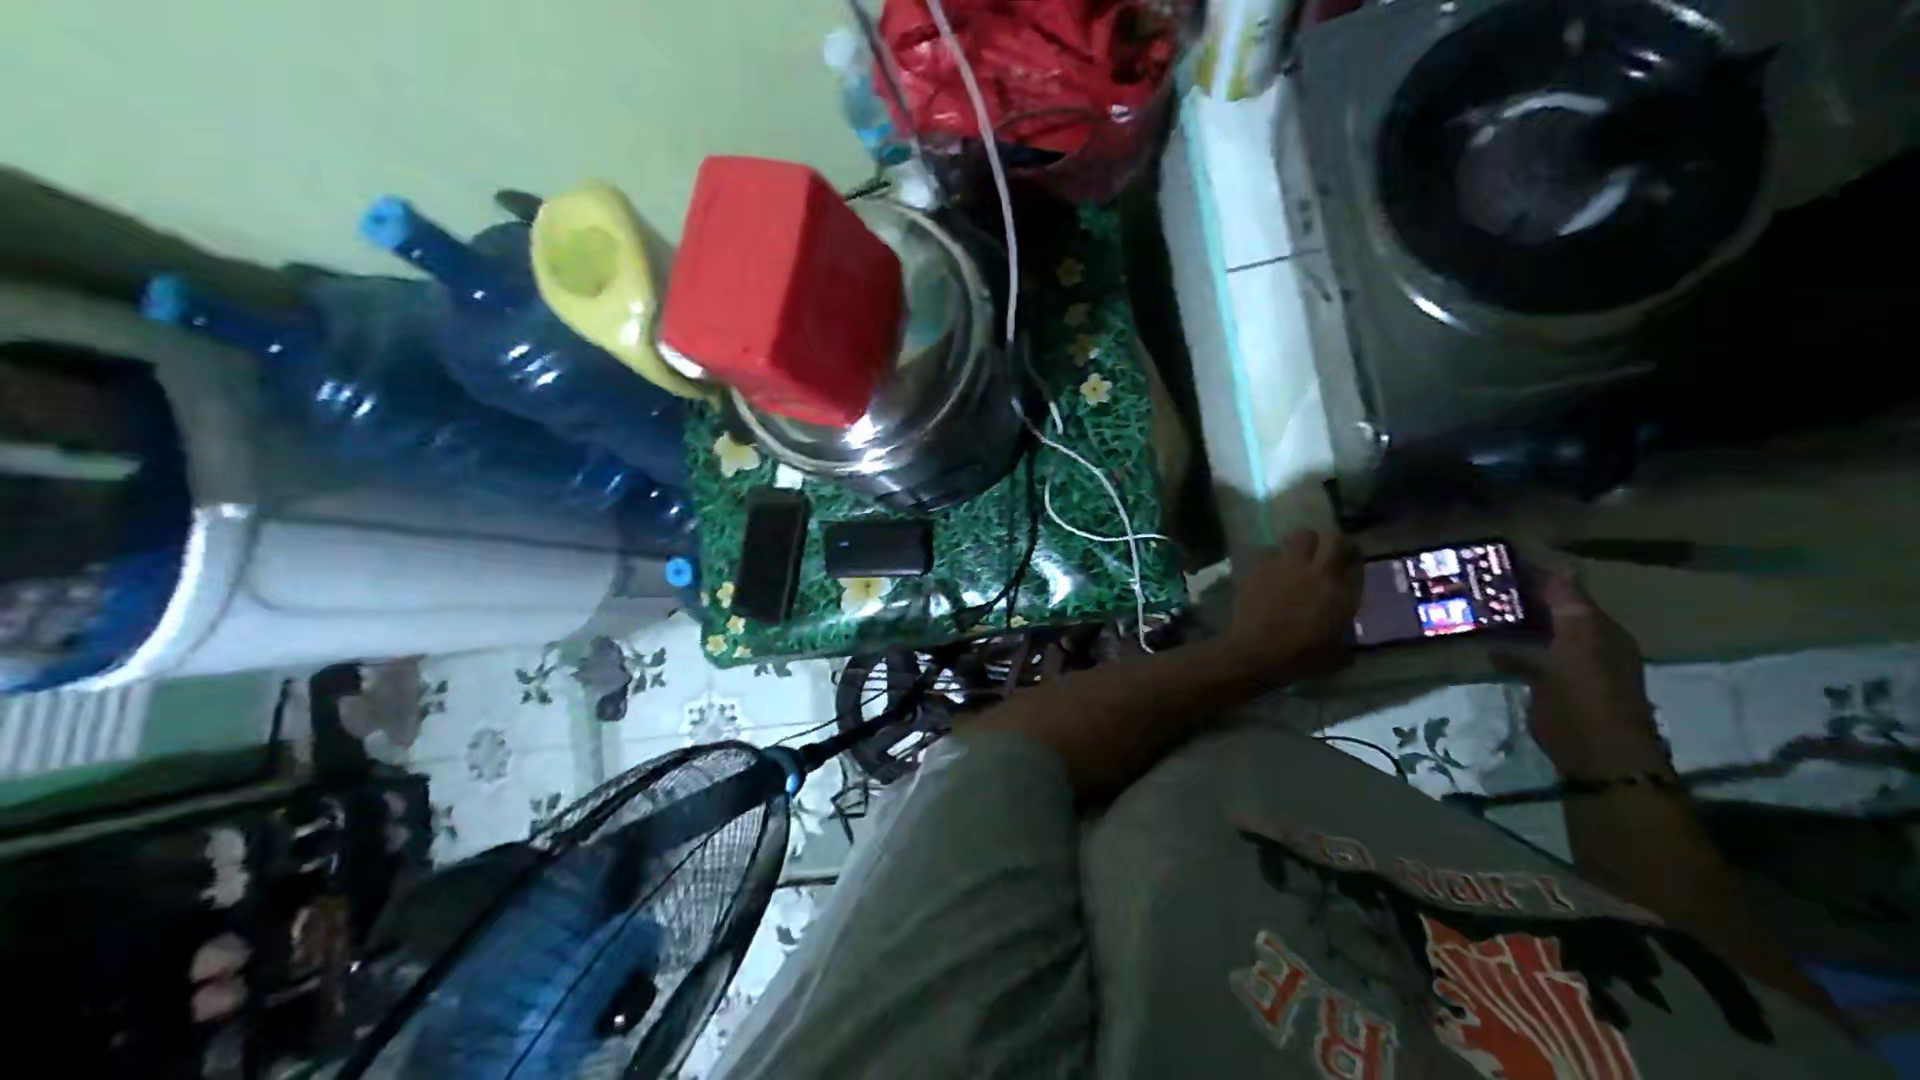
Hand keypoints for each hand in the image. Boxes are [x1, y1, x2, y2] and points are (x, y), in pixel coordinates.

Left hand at [1224, 529, 1361, 679]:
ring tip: (1296, 556)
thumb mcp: (1334, 657)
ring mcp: (1289, 565)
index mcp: (1343, 593)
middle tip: (1325, 553)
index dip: (1353, 561)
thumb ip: (1345, 646)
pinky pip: (1270, 550)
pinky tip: (1269, 570)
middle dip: (1331, 543)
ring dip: (1301, 543)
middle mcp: (1319, 572)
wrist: (1257, 650)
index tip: (1348, 564)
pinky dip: (1272, 557)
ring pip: (1300, 535)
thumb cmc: (1300, 657)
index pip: (1357, 563)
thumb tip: (1347, 651)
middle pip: (1334, 539)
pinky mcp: (1262, 566)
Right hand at [1494, 572, 1672, 780]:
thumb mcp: (1578, 646)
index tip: (1499, 561)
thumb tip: (1562, 568)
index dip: (1538, 575)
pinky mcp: (1552, 685)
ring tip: (1476, 609)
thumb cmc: (1586, 696)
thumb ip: (1570, 609)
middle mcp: (1587, 643)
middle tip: (1478, 582)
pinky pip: (1529, 657)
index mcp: (1598, 630)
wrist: (1596, 753)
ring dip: (1513, 621)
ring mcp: (1569, 666)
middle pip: (1553, 611)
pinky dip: (1510, 649)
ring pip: (1539, 633)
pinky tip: (1487, 648)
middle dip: (1521, 595)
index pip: (1567, 591)